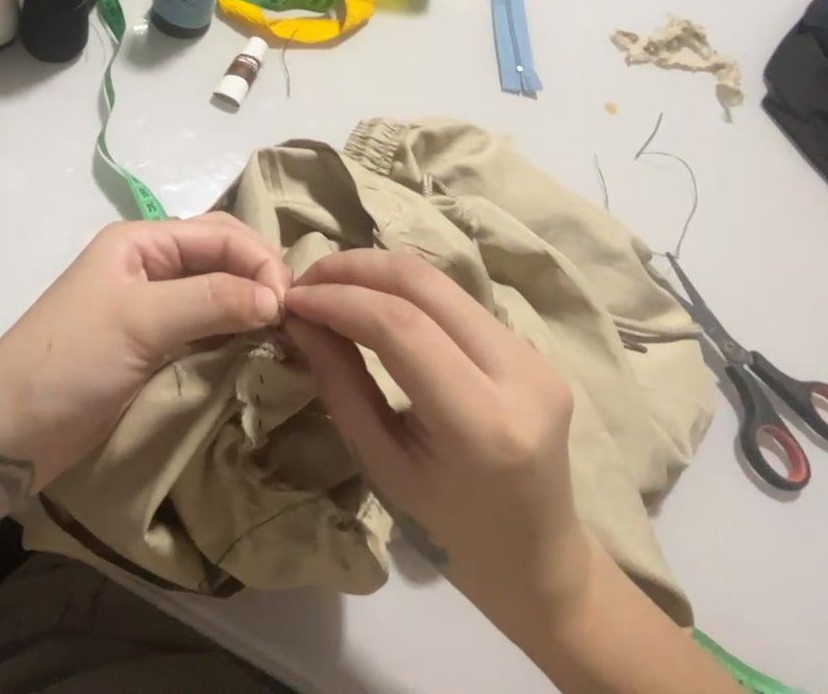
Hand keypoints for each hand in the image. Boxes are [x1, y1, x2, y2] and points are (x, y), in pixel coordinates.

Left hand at [0, 213, 288, 519]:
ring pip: (218, 293)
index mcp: (140, 241)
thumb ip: (211, 300)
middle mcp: (149, 265)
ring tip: (292, 336)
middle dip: (261, 279)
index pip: (219, 234)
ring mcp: (152, 307)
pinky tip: (262, 351)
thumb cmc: (69, 362)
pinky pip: (207, 328)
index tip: (292, 305)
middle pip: (222, 258)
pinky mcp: (155, 346)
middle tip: (299, 319)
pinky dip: (236, 335)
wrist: (12, 431)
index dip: (260, 261)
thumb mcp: (140, 322)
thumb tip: (279, 295)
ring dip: (253, 308)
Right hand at [283, 249, 591, 628]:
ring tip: (327, 288)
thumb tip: (300, 320)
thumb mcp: (380, 464)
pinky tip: (368, 303)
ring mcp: (535, 355)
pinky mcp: (533, 348)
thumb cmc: (448, 528)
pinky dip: (402, 291)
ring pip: (441, 282)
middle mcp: (521, 375)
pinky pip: (456, 300)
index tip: (290, 299)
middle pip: (425, 283)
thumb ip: (340, 384)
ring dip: (375, 273)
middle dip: (353, 269)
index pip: (401, 326)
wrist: (537, 558)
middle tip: (304, 281)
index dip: (337, 300)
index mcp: (483, 422)